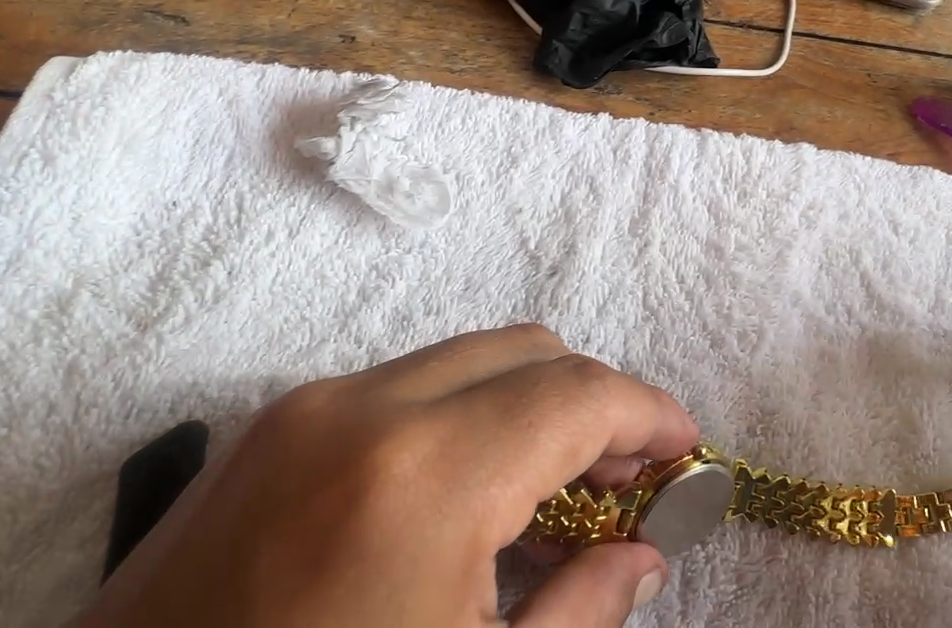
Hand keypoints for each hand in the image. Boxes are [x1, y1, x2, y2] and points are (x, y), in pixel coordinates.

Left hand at [80, 324, 698, 627]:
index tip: (687, 452)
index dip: (649, 414)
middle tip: (628, 480)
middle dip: (594, 402)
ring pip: (465, 360)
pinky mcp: (264, 429)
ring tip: (561, 491)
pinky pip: (403, 388)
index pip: (575, 394)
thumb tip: (644, 559)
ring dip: (530, 404)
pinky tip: (474, 494)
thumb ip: (579, 613)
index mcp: (419, 476)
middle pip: (526, 350)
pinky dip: (466, 416)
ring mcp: (299, 408)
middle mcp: (359, 407)